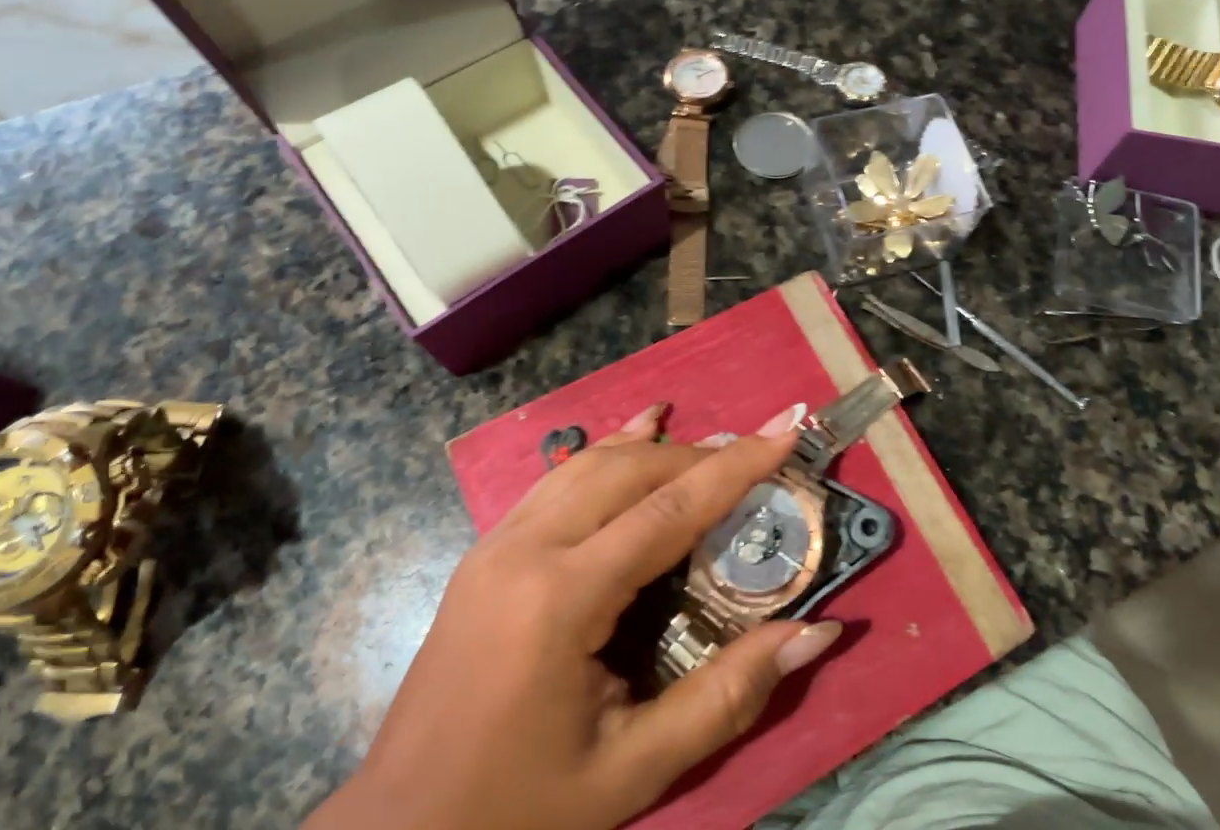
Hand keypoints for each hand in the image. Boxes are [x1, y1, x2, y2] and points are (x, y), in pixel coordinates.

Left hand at [305, 403, 842, 829]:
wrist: (402, 827)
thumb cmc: (522, 806)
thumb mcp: (635, 767)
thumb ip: (728, 696)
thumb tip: (816, 631)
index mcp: (561, 599)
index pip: (666, 510)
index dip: (734, 469)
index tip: (785, 430)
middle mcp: (524, 550)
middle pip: (627, 472)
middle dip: (699, 454)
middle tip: (760, 449)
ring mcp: (495, 545)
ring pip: (586, 465)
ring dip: (654, 449)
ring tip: (711, 443)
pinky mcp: (484, 555)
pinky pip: (554, 483)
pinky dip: (603, 455)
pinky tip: (629, 439)